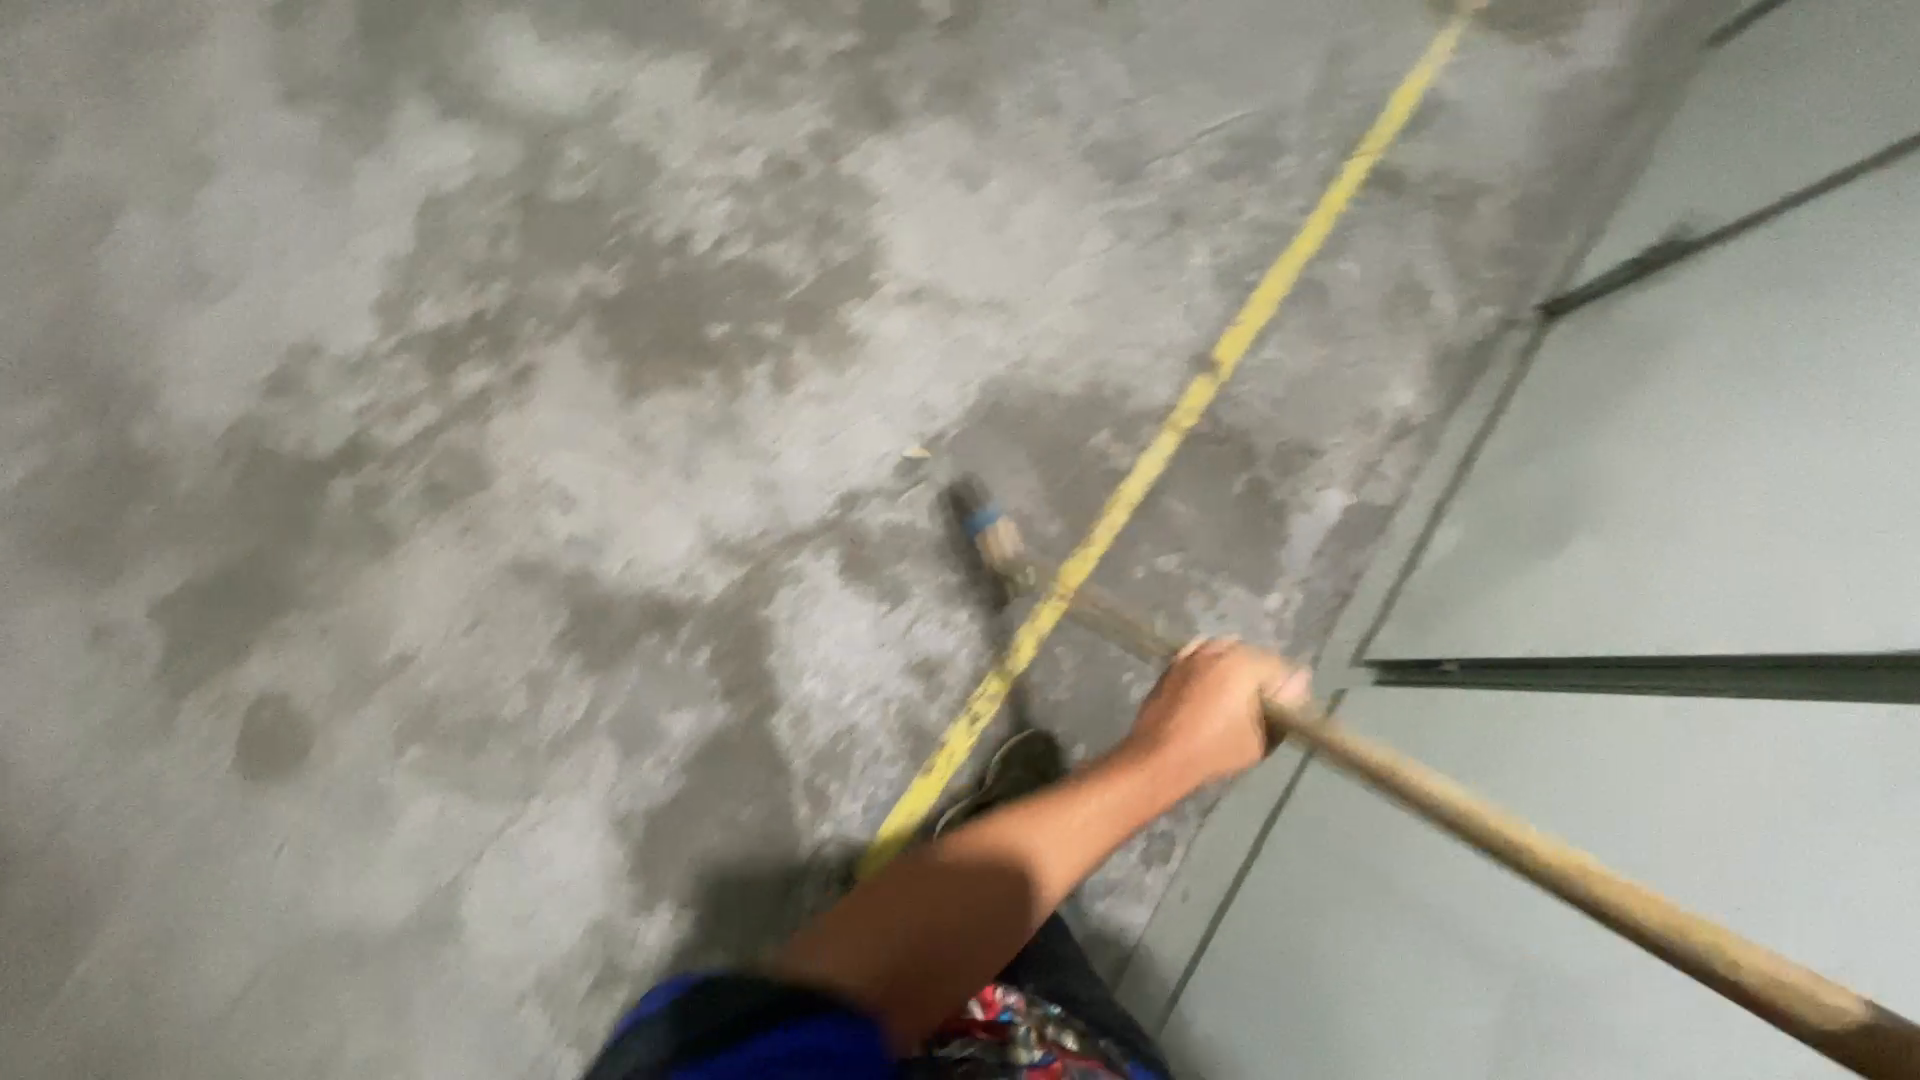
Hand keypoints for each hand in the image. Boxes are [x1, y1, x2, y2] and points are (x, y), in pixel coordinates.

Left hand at [1123, 639, 1311, 787]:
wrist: (1159, 754)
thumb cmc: (1214, 750)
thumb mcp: (1259, 741)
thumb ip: (1281, 715)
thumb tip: (1292, 696)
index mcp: (1243, 664)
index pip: (1280, 667)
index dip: (1290, 688)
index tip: (1291, 707)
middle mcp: (1217, 650)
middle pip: (1252, 655)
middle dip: (1263, 675)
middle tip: (1265, 702)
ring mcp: (1191, 654)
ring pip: (1224, 650)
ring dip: (1236, 666)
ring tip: (1237, 692)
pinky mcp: (1172, 664)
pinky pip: (1199, 655)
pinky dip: (1210, 665)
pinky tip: (1210, 685)